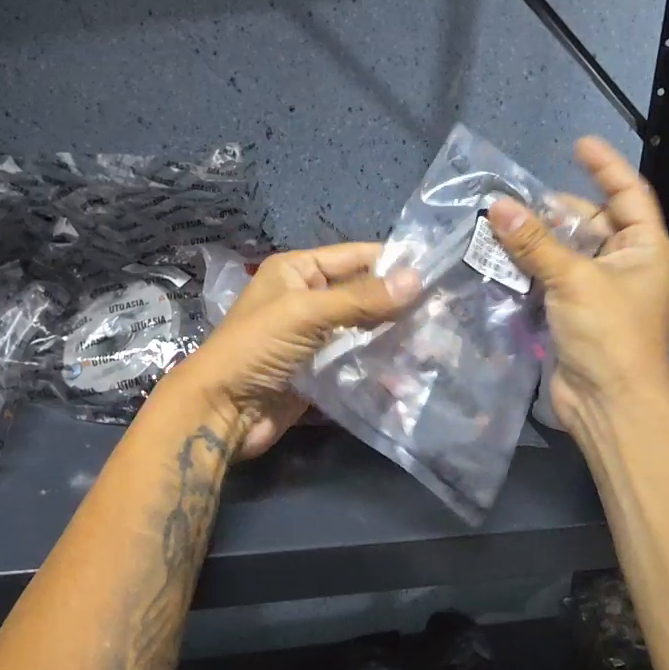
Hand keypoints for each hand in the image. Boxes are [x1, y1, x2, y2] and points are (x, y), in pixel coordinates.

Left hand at [168, 243, 419, 458]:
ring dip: (395, 339)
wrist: (220, 412)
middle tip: (448, 316)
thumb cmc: (256, 348)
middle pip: (364, 295)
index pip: (356, 257)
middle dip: (400, 306)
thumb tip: (416, 279)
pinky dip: (381, 368)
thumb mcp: (306, 313)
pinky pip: (357, 363)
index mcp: (297, 270)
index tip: (441, 274)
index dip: (394, 264)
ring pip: (365, 331)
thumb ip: (360, 298)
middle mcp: (307, 298)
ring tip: (439, 347)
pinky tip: (412, 376)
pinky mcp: (320, 373)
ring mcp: (314, 338)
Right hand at [486, 136, 668, 425]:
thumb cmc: (609, 336)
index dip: (606, 167)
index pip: (628, 195)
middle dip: (551, 209)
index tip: (578, 144)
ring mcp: (596, 289)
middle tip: (511, 196)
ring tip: (492, 220)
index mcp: (643, 250)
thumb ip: (533, 242)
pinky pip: (546, 276)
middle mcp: (623, 264)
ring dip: (531, 239)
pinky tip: (494, 256)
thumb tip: (496, 204)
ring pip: (561, 250)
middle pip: (587, 221)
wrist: (610, 407)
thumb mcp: (574, 280)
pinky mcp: (571, 311)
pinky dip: (524, 266)